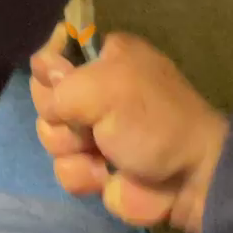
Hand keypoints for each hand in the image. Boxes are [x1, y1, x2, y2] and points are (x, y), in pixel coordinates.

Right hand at [29, 26, 227, 232]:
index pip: (53, 51)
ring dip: (72, 147)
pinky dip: (82, 174)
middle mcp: (92, 89)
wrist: (189, 181)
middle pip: (43, 95)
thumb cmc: (153, 121)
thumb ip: (63, 84)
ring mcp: (89, 130)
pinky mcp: (90, 167)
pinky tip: (104, 176)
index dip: (50, 68)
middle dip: (59, 114)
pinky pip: (62, 169)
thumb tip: (45, 94)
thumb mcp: (108, 88)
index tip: (60, 80)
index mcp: (104, 58)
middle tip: (86, 120)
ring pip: (48, 133)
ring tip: (102, 152)